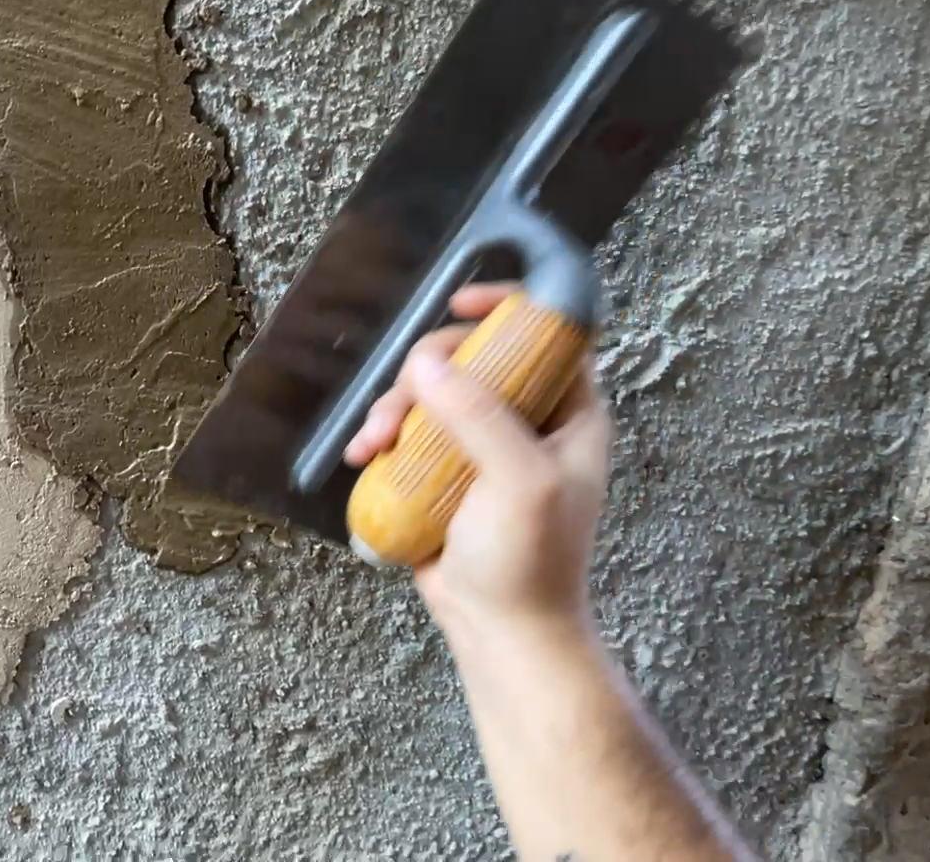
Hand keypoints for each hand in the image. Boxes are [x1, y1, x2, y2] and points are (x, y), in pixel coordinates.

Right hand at [342, 282, 612, 639]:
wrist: (499, 627)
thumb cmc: (529, 560)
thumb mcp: (522, 485)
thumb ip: (482, 420)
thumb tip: (425, 367)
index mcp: (567, 411)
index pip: (546, 334)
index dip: (508, 306)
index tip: (458, 302)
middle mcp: (524, 416)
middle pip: (468, 357)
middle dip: (423, 374)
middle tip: (397, 411)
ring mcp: (478, 440)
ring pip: (428, 390)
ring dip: (391, 408)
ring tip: (370, 446)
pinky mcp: (440, 463)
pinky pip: (406, 425)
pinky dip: (379, 434)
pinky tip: (361, 455)